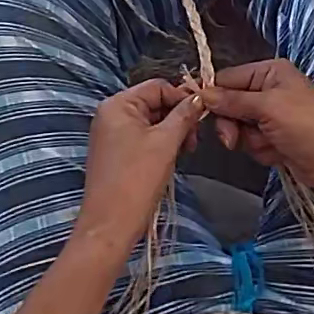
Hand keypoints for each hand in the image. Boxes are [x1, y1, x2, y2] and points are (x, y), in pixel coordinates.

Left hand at [76, 80, 206, 251]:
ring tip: (186, 151)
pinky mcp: (115, 152)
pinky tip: (172, 157)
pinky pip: (142, 137)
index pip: (157, 87)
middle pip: (153, 102)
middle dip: (177, 117)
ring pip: (150, 121)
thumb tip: (199, 98)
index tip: (202, 117)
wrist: (110, 226)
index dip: (182, 98)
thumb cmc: (136, 180)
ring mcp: (111, 133)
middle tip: (195, 140)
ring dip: (171, 131)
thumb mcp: (165, 143)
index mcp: (118, 104)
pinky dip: (159, 143)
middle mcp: (111, 113)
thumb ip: (183, 116)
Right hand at [200, 59, 313, 188]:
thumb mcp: (267, 107)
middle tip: (232, 138)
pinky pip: (252, 141)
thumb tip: (202, 94)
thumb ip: (232, 100)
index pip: (228, 78)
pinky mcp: (276, 138)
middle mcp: (270, 89)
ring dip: (249, 139)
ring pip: (240, 126)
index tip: (200, 110)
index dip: (213, 95)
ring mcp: (273, 115)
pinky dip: (261, 149)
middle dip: (232, 123)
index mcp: (270, 72)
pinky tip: (278, 152)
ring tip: (268, 144)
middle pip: (230, 104)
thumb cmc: (308, 126)